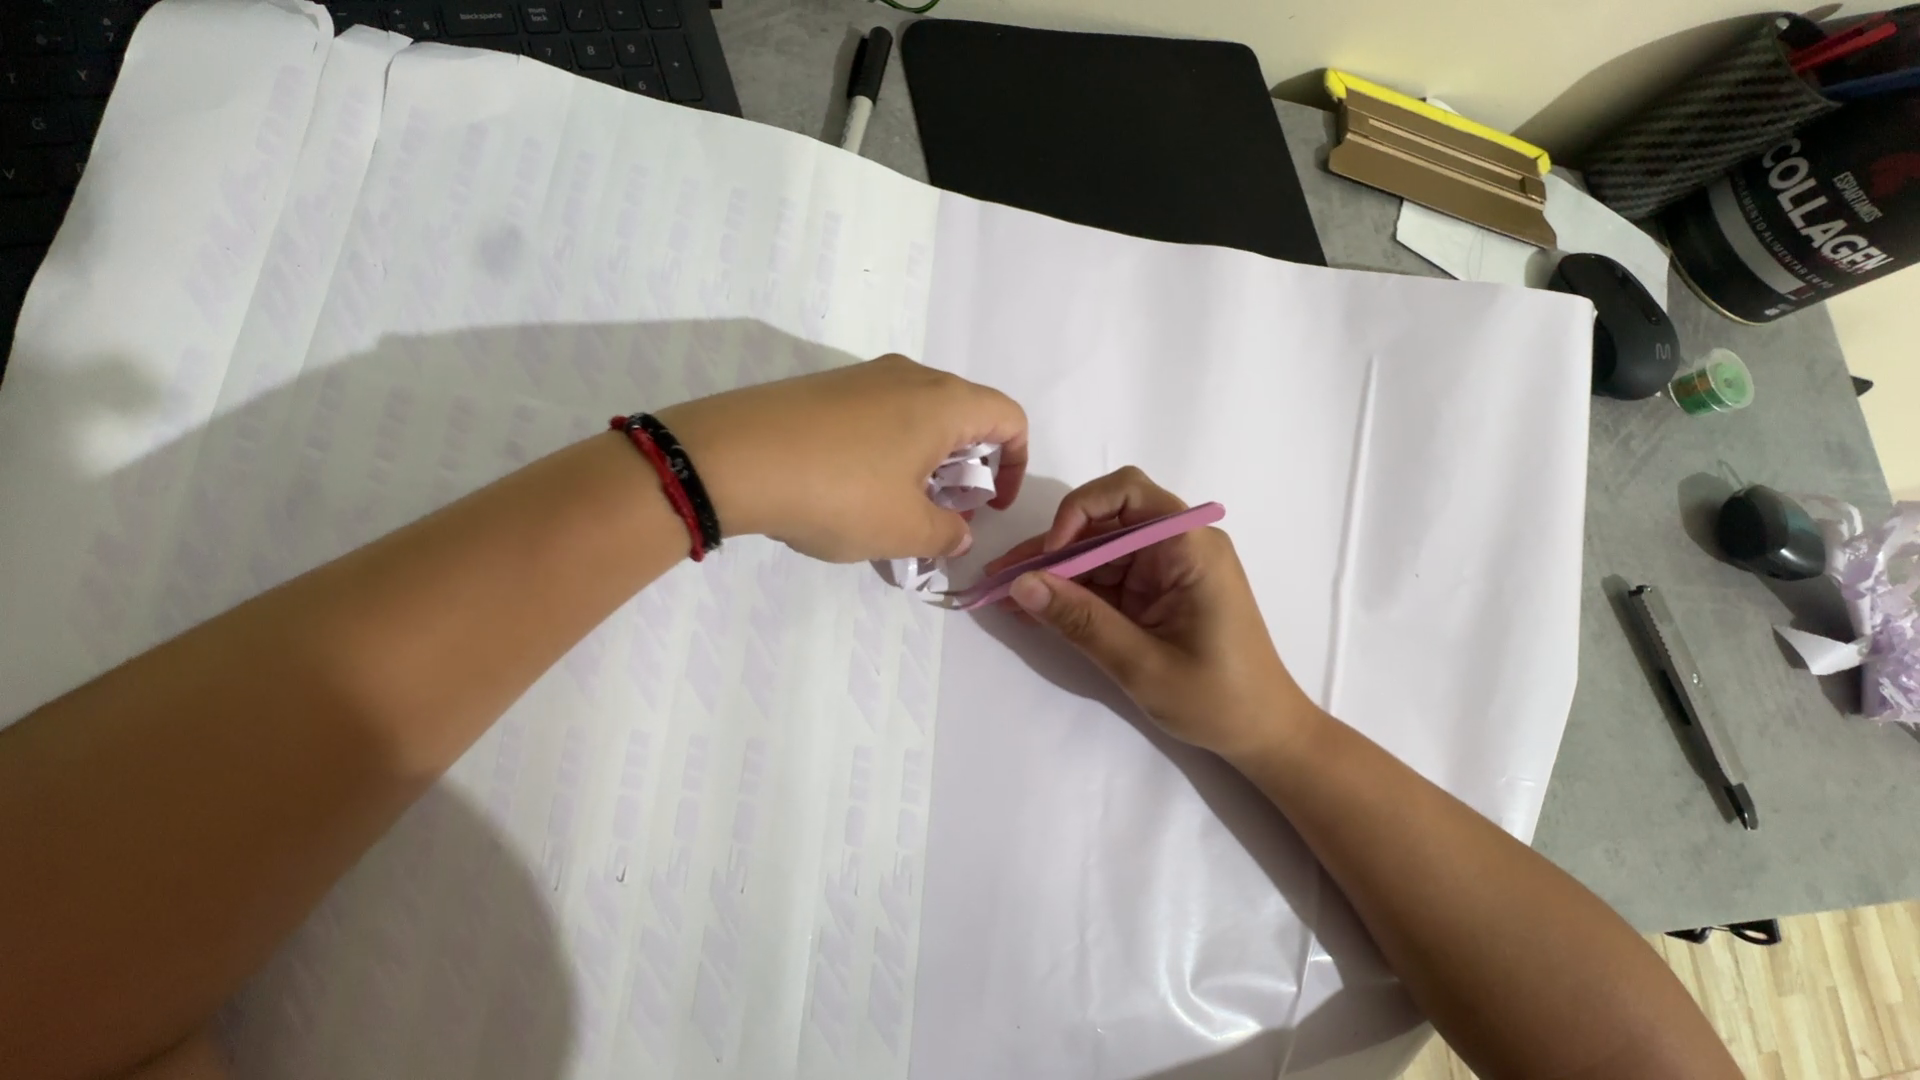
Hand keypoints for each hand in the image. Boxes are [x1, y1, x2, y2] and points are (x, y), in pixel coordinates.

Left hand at [657, 355, 1027, 562]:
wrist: (731, 458)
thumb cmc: (838, 492)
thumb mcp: (904, 529)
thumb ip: (946, 534)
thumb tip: (957, 532)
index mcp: (944, 402)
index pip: (1009, 418)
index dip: (1016, 465)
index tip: (991, 507)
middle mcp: (910, 377)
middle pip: (965, 414)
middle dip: (968, 468)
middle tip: (944, 512)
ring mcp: (863, 377)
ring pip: (919, 415)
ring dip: (926, 461)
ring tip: (896, 506)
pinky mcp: (824, 389)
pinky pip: (879, 415)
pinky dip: (888, 450)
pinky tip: (853, 488)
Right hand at [985, 467, 1316, 763]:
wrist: (1263, 733)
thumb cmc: (1217, 699)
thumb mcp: (1142, 664)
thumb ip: (1081, 621)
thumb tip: (1021, 585)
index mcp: (1189, 547)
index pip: (1128, 493)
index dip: (1080, 512)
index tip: (1052, 557)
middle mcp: (1178, 546)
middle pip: (1103, 523)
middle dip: (1051, 549)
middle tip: (1001, 578)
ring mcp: (1166, 569)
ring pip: (1097, 552)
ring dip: (1054, 573)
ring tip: (1003, 596)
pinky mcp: (1156, 592)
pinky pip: (1106, 579)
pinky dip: (1072, 594)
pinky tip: (1034, 609)